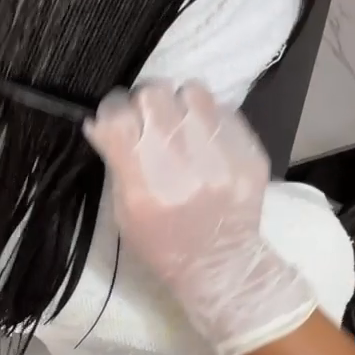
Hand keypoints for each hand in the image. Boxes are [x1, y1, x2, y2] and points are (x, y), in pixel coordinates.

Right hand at [83, 81, 316, 354]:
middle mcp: (182, 161)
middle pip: (153, 94)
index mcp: (143, 183)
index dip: (110, 113)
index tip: (112, 121)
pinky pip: (221, 109)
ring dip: (178, 104)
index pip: (117, 117)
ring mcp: (220, 152)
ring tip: (178, 125)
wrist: (220, 264)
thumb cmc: (162, 244)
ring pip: (190, 90)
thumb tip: (106, 121)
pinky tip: (203, 141)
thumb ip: (118, 164)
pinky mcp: (247, 148)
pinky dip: (206, 119)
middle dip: (143, 104)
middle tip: (146, 121)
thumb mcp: (124, 213)